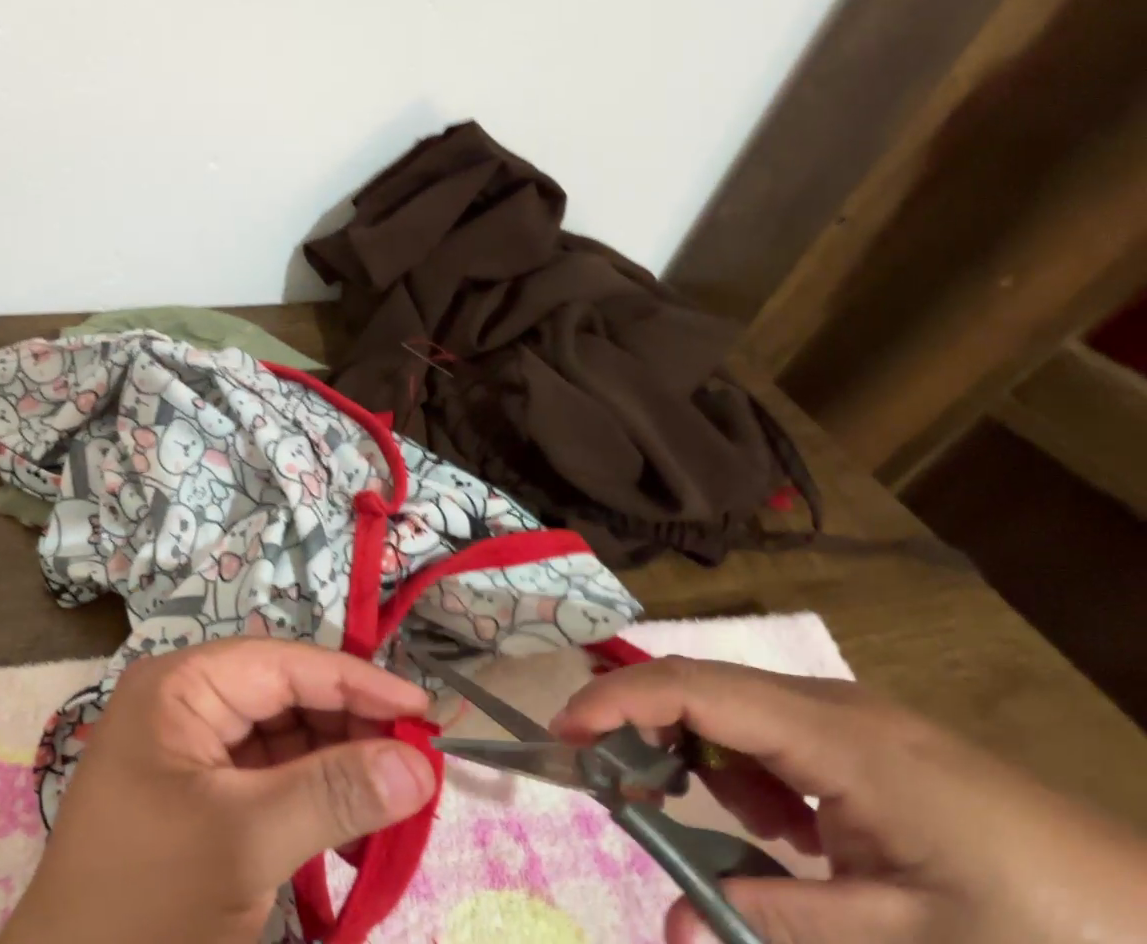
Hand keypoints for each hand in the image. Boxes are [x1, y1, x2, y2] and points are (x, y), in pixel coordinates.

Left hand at [0, 638, 437, 943]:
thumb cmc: (147, 897)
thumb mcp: (244, 840)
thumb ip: (334, 793)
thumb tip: (422, 762)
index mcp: (178, 687)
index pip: (283, 663)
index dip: (357, 682)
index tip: (427, 713)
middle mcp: (183, 706)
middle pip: (287, 698)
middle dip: (352, 731)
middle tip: (418, 771)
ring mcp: (190, 754)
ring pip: (285, 742)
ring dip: (340, 772)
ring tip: (397, 808)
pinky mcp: (200, 801)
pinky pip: (271, 782)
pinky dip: (316, 803)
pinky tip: (357, 835)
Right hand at [551, 658, 1146, 943]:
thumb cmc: (1042, 928)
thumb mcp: (900, 940)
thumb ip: (771, 920)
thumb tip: (668, 923)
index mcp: (840, 738)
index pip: (697, 689)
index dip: (618, 700)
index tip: (563, 735)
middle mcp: (839, 710)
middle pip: (706, 687)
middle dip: (641, 724)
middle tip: (607, 786)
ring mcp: (860, 724)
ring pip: (736, 710)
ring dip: (695, 755)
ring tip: (693, 820)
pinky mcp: (875, 748)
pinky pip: (778, 739)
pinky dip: (746, 776)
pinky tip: (774, 830)